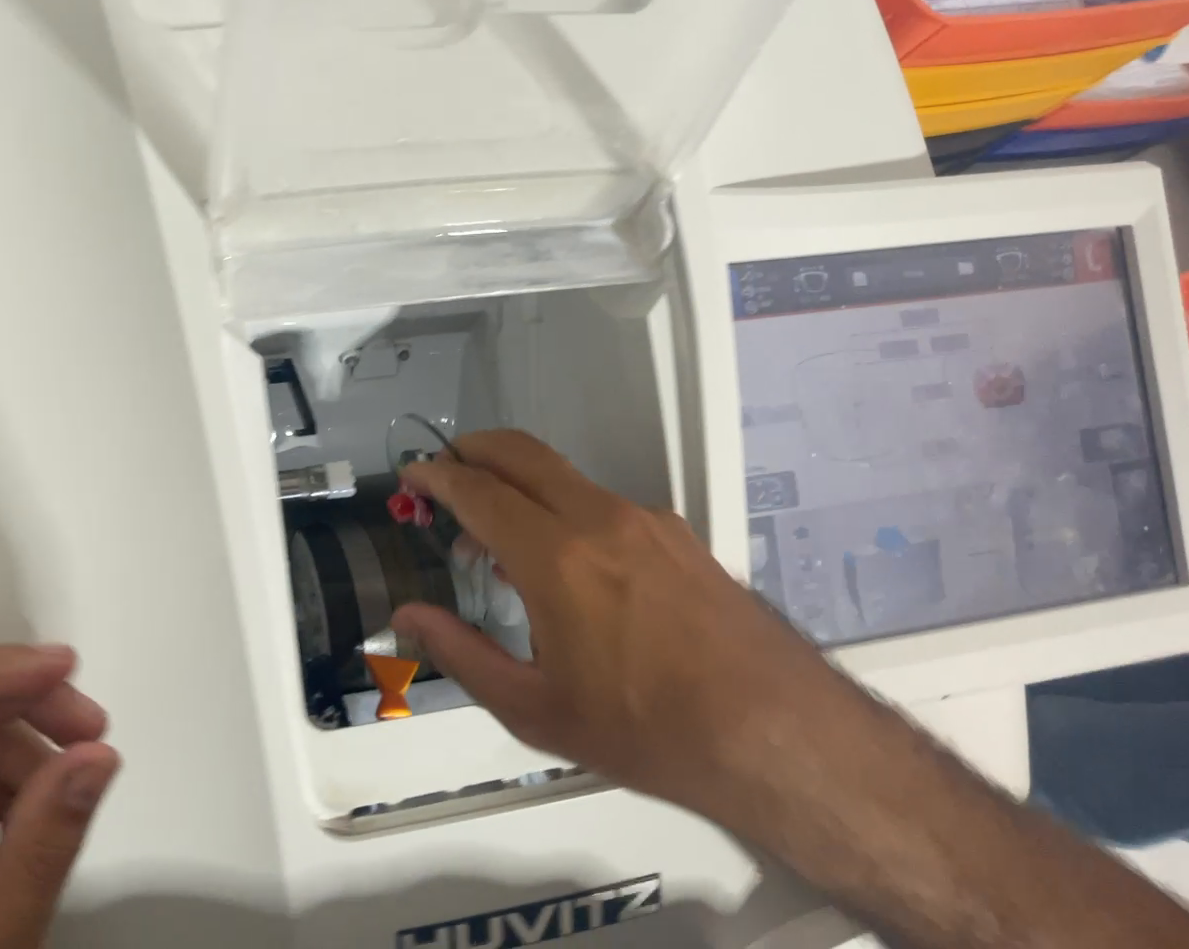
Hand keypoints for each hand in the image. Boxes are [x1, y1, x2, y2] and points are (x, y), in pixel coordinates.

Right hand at [394, 430, 848, 807]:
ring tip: (497, 539)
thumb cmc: (648, 730)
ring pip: (563, 475)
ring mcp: (646, 521)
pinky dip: (561, 507)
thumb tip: (406, 618)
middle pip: (521, 452)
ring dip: (517, 485)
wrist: (781, 737)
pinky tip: (563, 563)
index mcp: (556, 557)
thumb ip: (459, 653)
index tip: (412, 475)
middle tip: (443, 473)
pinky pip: (601, 501)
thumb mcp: (534, 708)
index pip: (478, 490)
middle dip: (472, 451)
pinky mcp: (679, 535)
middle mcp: (600, 520)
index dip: (436, 476)